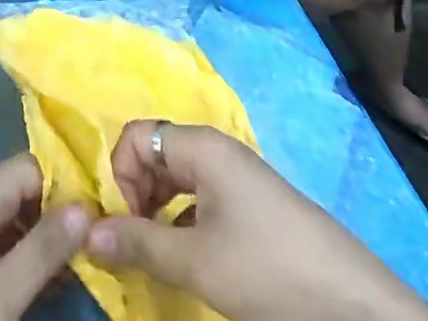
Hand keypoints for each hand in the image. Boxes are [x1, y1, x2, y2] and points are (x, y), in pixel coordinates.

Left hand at [0, 154, 91, 320]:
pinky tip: (27, 281)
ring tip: (61, 274)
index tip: (94, 226)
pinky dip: (12, 250)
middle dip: (54, 218)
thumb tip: (89, 205)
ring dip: (35, 238)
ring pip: (9, 210)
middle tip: (81, 255)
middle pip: (25, 186)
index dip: (69, 192)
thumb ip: (45, 248)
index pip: (39, 166)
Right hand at [85, 121, 427, 320]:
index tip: (123, 222)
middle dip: (133, 193)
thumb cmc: (262, 263)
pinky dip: (177, 222)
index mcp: (203, 147)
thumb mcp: (193, 259)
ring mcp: (234, 176)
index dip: (119, 174)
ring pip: (175, 179)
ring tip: (152, 253)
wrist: (341, 293)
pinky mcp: (246, 202)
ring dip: (153, 210)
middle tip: (132, 243)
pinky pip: (196, 198)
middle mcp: (216, 151)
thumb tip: (86, 234)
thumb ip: (137, 243)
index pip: (138, 135)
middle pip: (155, 153)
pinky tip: (181, 258)